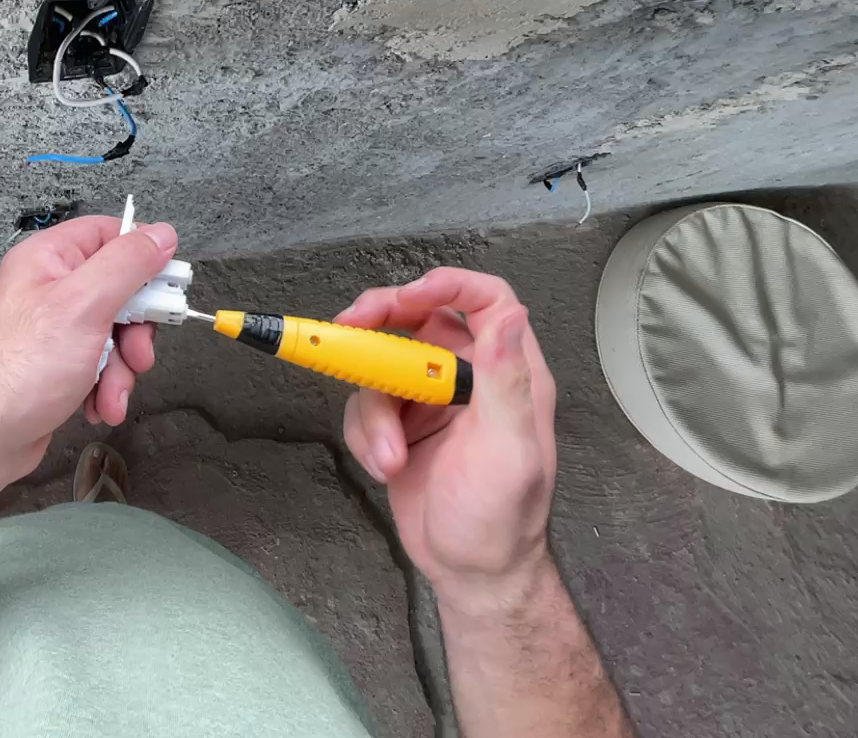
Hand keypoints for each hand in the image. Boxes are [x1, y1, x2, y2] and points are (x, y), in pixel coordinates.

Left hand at [0, 216, 177, 484]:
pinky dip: (104, 386)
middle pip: (117, 289)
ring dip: (121, 368)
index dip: (142, 257)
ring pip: (112, 333)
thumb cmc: (23, 369)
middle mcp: (47, 286)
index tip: (167, 285)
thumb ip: (128, 263)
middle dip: (135, 330)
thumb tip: (162, 234)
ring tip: (110, 395)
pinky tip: (98, 407)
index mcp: (48, 258)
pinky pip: (96, 363)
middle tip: (138, 355)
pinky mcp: (53, 363)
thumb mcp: (85, 304)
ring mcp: (50, 327)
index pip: (108, 234)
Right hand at [337, 269, 557, 605]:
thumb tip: (511, 313)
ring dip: (374, 414)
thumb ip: (507, 380)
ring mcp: (427, 397)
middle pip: (415, 317)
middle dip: (376, 323)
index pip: (485, 301)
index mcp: (506, 372)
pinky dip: (365, 435)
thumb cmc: (499, 519)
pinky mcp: (396, 420)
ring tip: (389, 458)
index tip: (405, 297)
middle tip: (346, 327)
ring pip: (377, 366)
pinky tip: (383, 466)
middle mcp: (465, 375)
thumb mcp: (507, 450)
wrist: (468, 572)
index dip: (446, 285)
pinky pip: (362, 404)